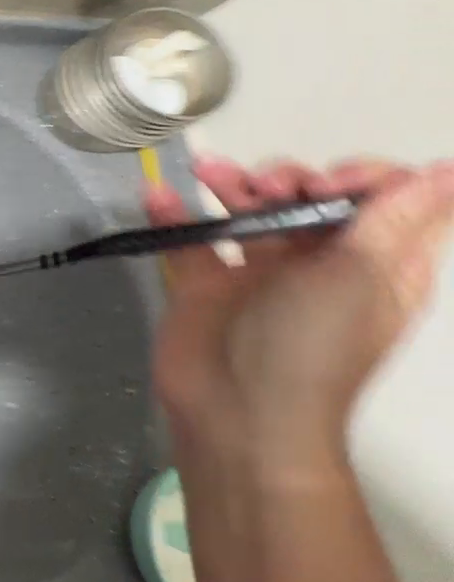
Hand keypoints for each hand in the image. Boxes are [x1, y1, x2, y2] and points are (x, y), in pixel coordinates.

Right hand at [144, 157, 453, 480]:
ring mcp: (257, 274)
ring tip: (210, 172)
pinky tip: (156, 194)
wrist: (236, 409)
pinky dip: (172, 214)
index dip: (364, 179)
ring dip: (232, 184)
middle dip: (292, 178)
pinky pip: (188, 239)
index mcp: (378, 265)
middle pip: (313, 199)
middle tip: (270, 187)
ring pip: (250, 211)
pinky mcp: (203, 285)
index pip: (389, 202)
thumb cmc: (309, 347)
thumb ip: (390, 222)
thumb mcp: (360, 281)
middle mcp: (321, 264)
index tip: (327, 186)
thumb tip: (441, 172)